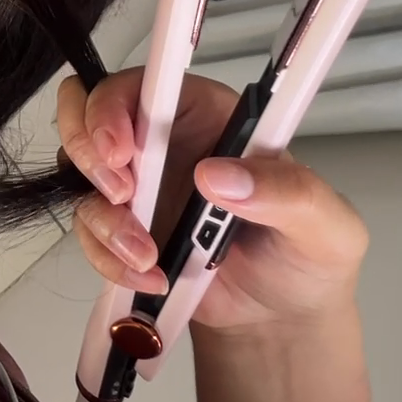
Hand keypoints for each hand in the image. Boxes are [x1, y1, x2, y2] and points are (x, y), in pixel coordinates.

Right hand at [58, 70, 368, 332]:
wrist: (277, 318)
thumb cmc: (303, 259)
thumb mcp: (327, 227)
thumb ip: (290, 194)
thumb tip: (219, 175)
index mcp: (201, 113)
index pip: (140, 82)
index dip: (113, 104)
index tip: (120, 151)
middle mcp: (155, 137)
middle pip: (82, 105)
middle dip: (85, 147)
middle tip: (120, 195)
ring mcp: (129, 178)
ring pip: (74, 168)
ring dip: (101, 216)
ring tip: (148, 257)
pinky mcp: (113, 219)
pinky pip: (83, 225)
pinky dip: (106, 254)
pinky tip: (149, 276)